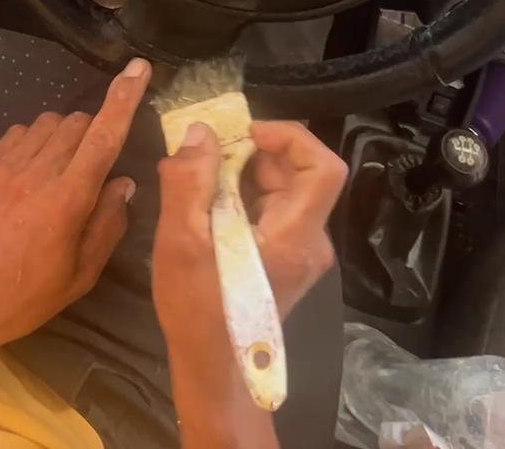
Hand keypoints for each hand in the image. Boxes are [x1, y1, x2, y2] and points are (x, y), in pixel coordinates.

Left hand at [0, 58, 150, 352]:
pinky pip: (19, 132)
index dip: (125, 97)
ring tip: (58, 170)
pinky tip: (29, 173)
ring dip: (64, 135)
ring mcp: (7, 163)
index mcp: (69, 198)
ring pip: (49, 122)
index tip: (139, 67)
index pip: (105, 135)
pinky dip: (34, 142)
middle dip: (94, 133)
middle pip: (79, 122)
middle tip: (90, 168)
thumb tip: (123, 183)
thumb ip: (108, 225)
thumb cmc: (23, 296)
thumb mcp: (79, 275)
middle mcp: (39, 170)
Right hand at [152, 119, 345, 447]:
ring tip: (198, 180)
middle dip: (252, 153)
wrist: (214, 371)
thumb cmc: (199, 312)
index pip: (323, 167)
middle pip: (297, 172)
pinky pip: (272, 206)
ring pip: (283, 186)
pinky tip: (206, 203)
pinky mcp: (286, 255)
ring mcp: (300, 248)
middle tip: (206, 156)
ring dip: (243, 172)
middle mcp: (309, 239)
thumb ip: (189, 182)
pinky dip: (242, 193)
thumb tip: (199, 132)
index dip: (291, 137)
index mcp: (295, 235)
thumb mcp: (182, 242)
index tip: (247, 133)